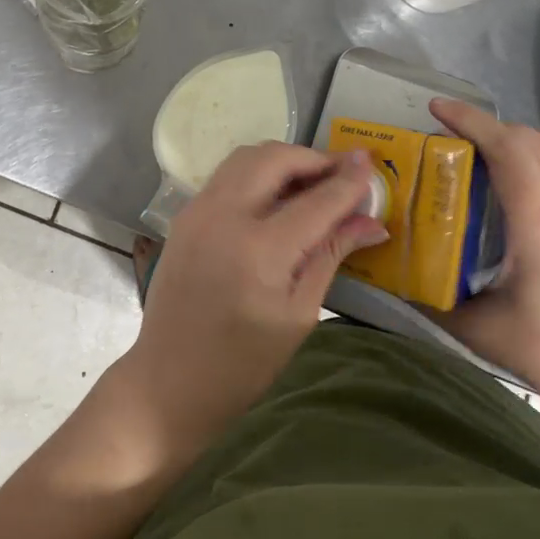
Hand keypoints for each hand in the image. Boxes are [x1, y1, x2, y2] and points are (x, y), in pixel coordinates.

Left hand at [129, 143, 386, 429]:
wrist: (168, 380)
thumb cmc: (242, 364)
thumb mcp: (298, 315)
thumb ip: (330, 256)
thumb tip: (370, 221)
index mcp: (259, 249)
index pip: (315, 200)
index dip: (348, 181)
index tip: (371, 163)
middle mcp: (223, 215)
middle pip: (275, 159)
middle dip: (313, 159)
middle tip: (344, 174)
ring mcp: (197, 211)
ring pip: (246, 158)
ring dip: (283, 161)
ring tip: (313, 182)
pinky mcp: (184, 217)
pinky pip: (226, 177)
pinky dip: (257, 174)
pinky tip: (277, 197)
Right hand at [426, 99, 539, 431]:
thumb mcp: (485, 334)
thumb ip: (435, 298)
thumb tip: (395, 272)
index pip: (509, 151)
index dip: (471, 121)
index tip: (436, 109)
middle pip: (531, 139)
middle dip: (487, 128)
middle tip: (449, 140)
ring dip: (514, 141)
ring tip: (479, 158)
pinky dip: (536, 159)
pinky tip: (517, 189)